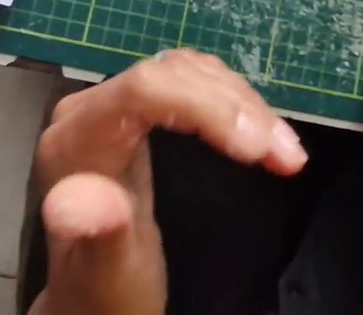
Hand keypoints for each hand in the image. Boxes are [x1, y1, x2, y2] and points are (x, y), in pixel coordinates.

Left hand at [29, 49, 307, 314]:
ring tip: (285, 149)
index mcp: (75, 139)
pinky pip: (192, 81)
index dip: (204, 107)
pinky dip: (234, 102)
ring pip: (189, 71)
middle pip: (171, 74)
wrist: (98, 298)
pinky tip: (263, 131)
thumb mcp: (105, 274)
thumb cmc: (103, 293)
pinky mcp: (139, 107)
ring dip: (243, 104)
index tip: (258, 148)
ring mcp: (116, 103)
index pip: (142, 90)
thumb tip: (77, 201)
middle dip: (235, 107)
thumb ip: (94, 233)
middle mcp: (91, 107)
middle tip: (286, 154)